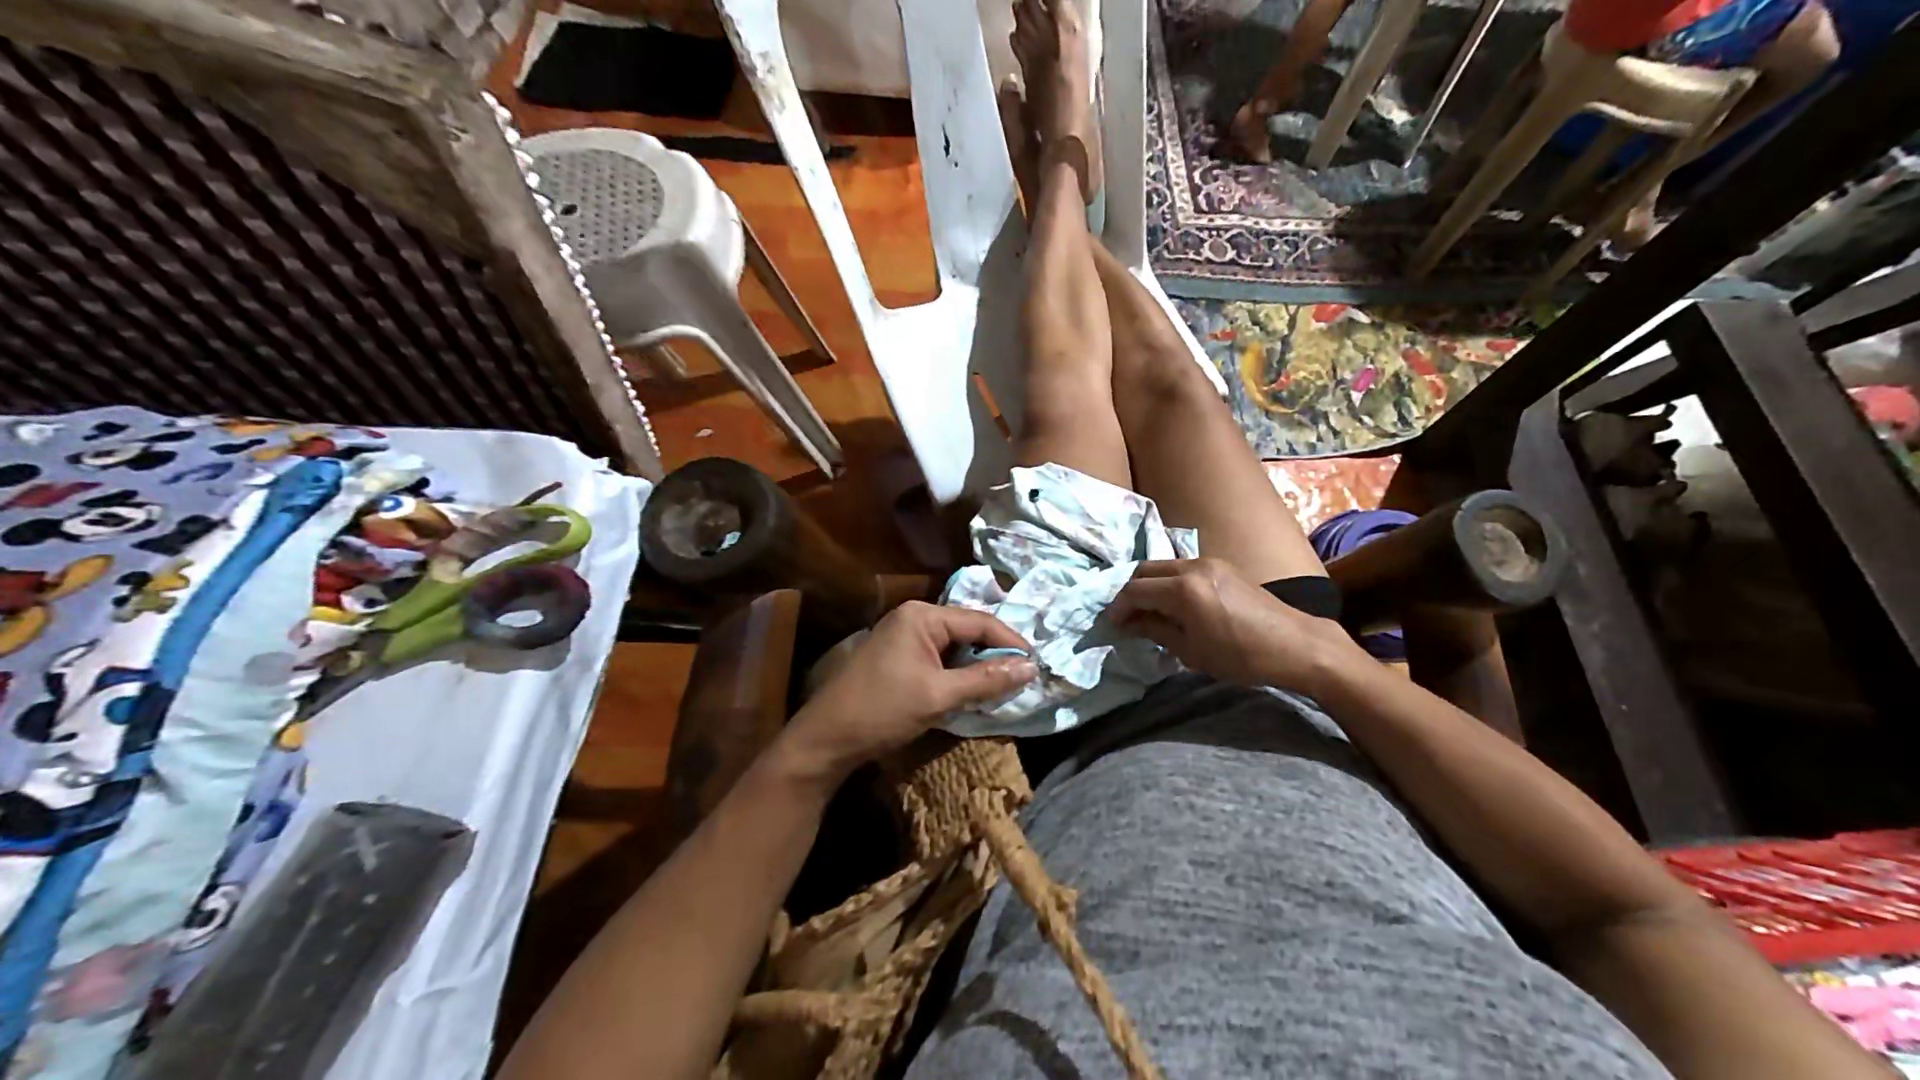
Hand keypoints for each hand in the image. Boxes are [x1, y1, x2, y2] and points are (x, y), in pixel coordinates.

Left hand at [774, 602, 1036, 788]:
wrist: (827, 738)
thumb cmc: (883, 710)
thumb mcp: (940, 696)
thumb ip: (986, 679)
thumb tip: (1030, 667)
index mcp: (922, 616)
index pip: (979, 621)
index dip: (1011, 642)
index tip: (1038, 665)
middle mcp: (913, 618)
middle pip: (967, 630)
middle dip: (995, 653)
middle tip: (1025, 676)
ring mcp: (903, 637)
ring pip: (955, 646)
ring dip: (977, 666)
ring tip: (1006, 685)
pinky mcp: (899, 658)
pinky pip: (939, 658)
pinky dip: (958, 673)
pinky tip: (974, 690)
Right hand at [1110, 558, 1365, 694]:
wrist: (1296, 645)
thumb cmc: (1241, 656)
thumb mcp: (1191, 650)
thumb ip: (1155, 630)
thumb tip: (1129, 623)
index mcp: (1183, 589)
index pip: (1134, 590)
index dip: (1118, 608)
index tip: (1112, 626)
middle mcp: (1192, 566)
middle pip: (1145, 570)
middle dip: (1130, 592)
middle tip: (1125, 617)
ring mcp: (1209, 562)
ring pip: (1164, 567)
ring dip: (1149, 586)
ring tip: (1147, 612)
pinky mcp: (1223, 566)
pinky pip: (1183, 568)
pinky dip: (1168, 582)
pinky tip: (1172, 604)